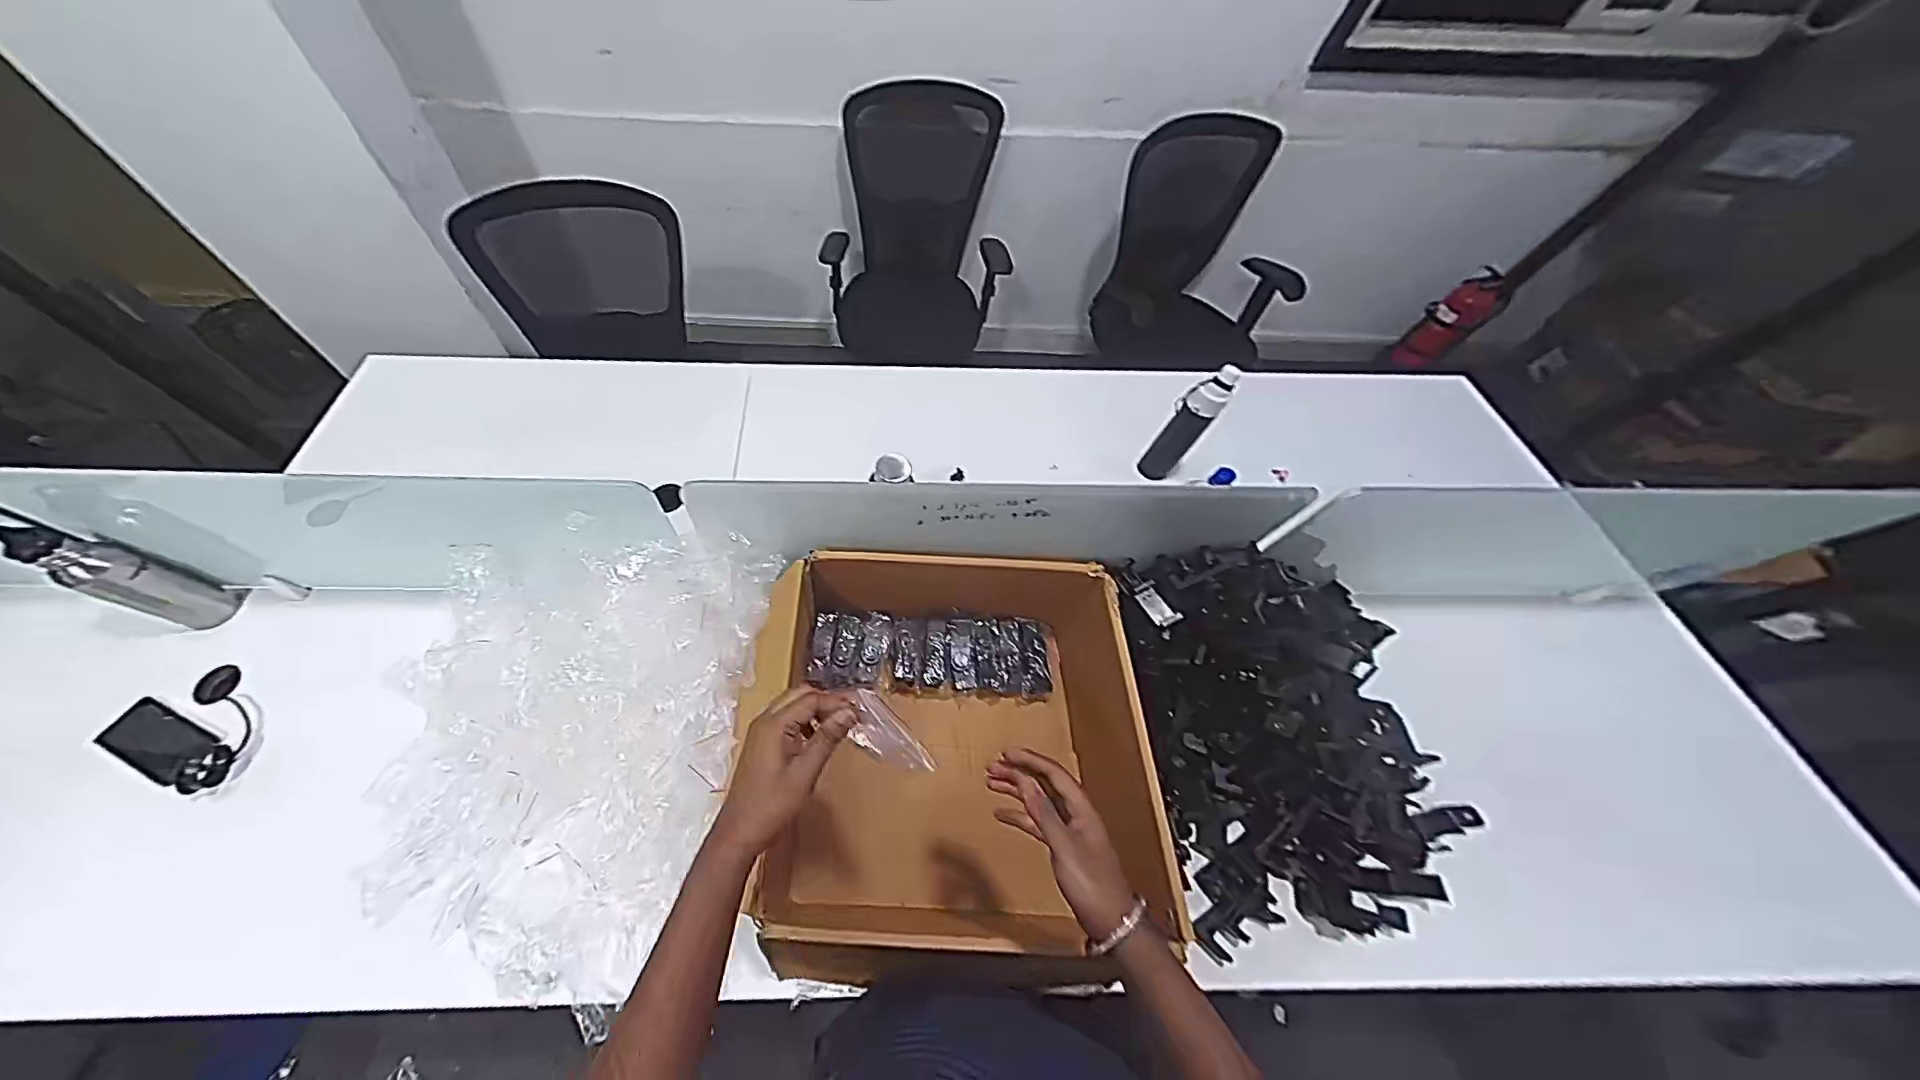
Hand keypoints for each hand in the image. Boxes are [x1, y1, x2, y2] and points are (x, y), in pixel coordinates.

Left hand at [710, 688, 855, 859]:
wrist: (738, 833)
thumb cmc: (771, 806)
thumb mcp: (805, 772)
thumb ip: (827, 739)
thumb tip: (848, 713)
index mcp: (774, 725)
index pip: (811, 699)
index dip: (837, 702)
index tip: (859, 710)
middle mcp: (764, 721)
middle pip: (800, 695)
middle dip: (827, 701)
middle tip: (851, 714)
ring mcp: (760, 732)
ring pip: (793, 705)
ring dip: (816, 710)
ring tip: (839, 724)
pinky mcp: (761, 743)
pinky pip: (786, 720)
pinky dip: (805, 721)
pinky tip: (818, 738)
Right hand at [987, 748, 1137, 939]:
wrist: (1111, 920)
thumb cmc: (1093, 886)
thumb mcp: (1065, 847)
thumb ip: (1044, 814)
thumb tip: (1027, 784)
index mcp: (1081, 808)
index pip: (1053, 773)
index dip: (1030, 761)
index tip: (1007, 753)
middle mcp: (1076, 814)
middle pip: (1044, 784)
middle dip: (1019, 772)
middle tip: (993, 767)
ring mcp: (1069, 829)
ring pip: (1038, 801)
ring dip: (1016, 791)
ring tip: (993, 783)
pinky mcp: (1063, 845)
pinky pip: (1037, 821)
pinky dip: (1020, 815)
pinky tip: (1003, 813)